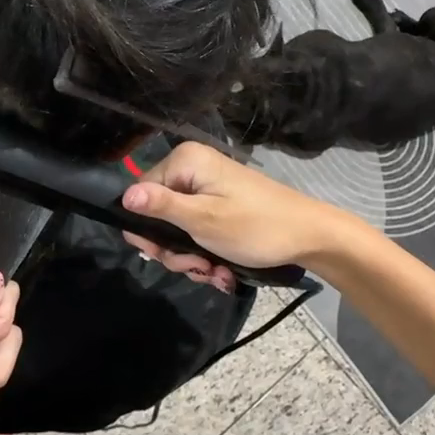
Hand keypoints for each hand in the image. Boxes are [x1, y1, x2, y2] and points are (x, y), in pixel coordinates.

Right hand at [119, 142, 355, 291]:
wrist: (310, 237)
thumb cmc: (256, 227)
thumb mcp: (203, 220)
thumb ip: (162, 207)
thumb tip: (124, 196)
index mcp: (185, 162)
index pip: (140, 196)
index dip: (146, 230)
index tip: (161, 255)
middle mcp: (192, 169)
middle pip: (157, 216)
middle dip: (174, 250)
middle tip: (196, 267)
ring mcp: (206, 188)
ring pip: (176, 230)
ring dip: (191, 258)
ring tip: (214, 272)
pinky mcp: (218, 206)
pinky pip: (195, 232)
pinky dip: (204, 254)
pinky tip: (222, 270)